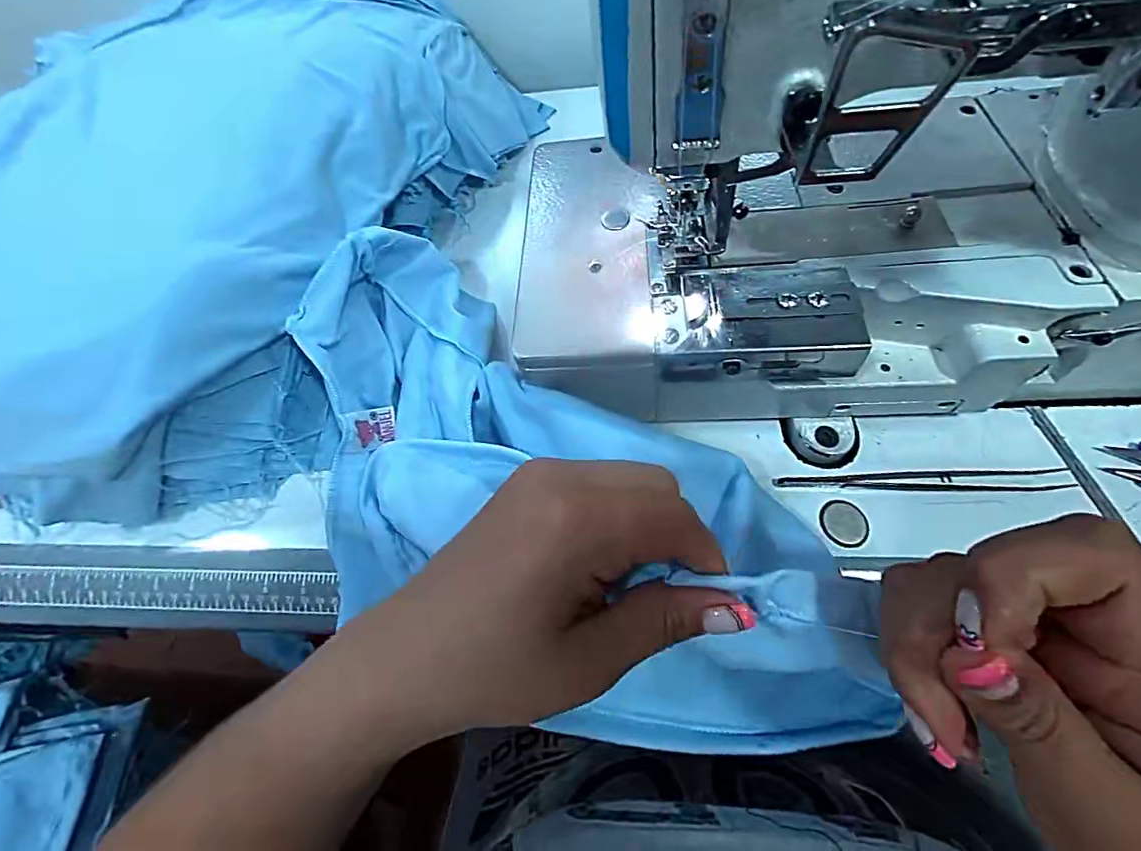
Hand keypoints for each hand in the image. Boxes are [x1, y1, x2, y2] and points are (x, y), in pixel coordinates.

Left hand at [306, 458, 746, 751]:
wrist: (406, 656)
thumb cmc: (494, 669)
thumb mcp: (588, 661)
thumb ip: (664, 620)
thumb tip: (735, 607)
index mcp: (575, 518)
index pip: (674, 515)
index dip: (705, 557)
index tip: (706, 604)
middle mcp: (561, 475)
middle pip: (659, 486)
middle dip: (678, 537)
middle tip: (658, 598)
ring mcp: (541, 470)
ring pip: (632, 478)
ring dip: (649, 523)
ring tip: (621, 584)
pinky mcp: (529, 478)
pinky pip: (601, 480)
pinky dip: (619, 513)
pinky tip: (592, 561)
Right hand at [880, 514, 1140, 850]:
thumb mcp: (1131, 830)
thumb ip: (1052, 738)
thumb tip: (965, 656)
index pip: (1090, 550)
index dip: (1012, 573)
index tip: (977, 652)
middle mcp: (1098, 627)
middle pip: (995, 559)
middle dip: (943, 627)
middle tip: (944, 714)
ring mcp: (1046, 634)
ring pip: (946, 578)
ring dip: (919, 644)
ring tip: (943, 723)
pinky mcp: (1003, 651)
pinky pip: (933, 614)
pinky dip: (916, 657)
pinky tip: (941, 714)